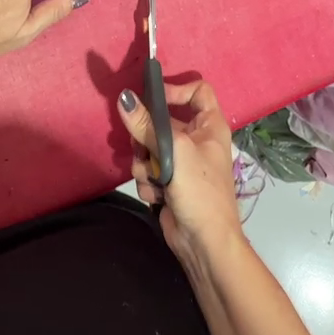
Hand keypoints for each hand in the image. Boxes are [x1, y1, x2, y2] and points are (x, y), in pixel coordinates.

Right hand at [119, 79, 242, 263]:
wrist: (204, 244)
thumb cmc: (200, 190)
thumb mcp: (173, 151)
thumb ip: (146, 124)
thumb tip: (124, 98)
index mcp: (209, 125)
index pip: (197, 91)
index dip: (175, 90)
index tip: (153, 101)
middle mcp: (196, 140)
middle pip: (163, 121)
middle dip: (147, 136)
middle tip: (141, 146)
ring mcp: (181, 162)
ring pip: (150, 147)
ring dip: (145, 164)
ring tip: (152, 177)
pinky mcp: (169, 182)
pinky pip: (148, 170)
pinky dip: (148, 182)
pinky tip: (157, 195)